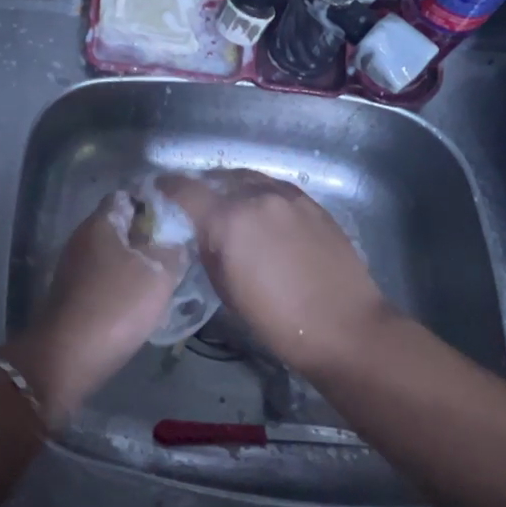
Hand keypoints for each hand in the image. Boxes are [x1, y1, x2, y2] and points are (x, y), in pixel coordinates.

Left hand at [5, 192, 184, 425]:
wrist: (69, 355)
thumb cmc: (116, 305)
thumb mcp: (157, 273)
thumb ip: (171, 248)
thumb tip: (175, 235)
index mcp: (99, 222)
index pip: (128, 196)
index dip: (154, 203)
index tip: (180, 218)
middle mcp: (83, 237)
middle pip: (121, 226)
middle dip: (149, 235)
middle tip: (179, 249)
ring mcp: (75, 266)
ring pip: (114, 253)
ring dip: (138, 262)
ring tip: (168, 276)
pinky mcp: (75, 292)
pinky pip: (106, 277)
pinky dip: (125, 283)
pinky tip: (143, 299)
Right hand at [155, 170, 389, 371]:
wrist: (346, 328)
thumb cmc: (278, 320)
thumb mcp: (227, 290)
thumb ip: (209, 251)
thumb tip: (203, 234)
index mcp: (229, 219)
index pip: (186, 190)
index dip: (168, 188)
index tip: (159, 190)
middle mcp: (257, 197)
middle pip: (219, 178)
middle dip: (202, 188)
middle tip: (196, 204)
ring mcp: (288, 197)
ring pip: (249, 179)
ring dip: (233, 188)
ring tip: (229, 205)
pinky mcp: (312, 204)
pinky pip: (276, 188)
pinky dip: (261, 194)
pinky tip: (262, 214)